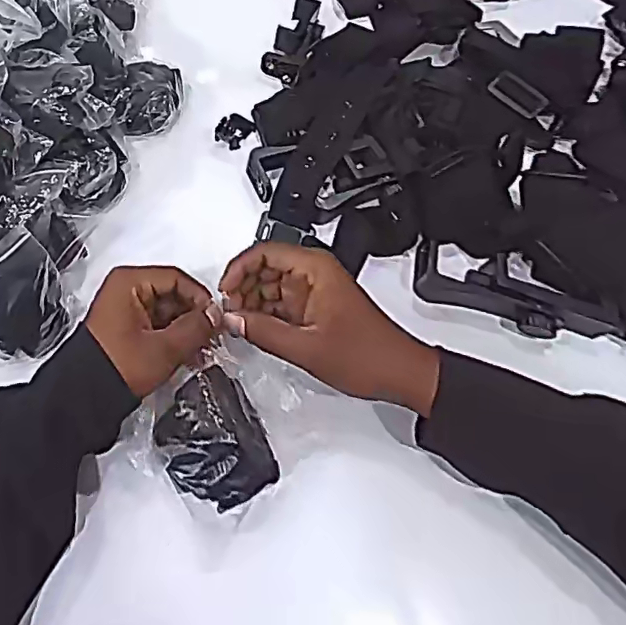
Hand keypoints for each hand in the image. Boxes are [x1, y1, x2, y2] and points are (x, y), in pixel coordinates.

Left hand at [85, 266, 219, 397]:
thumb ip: (195, 328)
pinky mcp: (125, 327)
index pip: (176, 278)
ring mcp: (124, 308)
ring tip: (199, 351)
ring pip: (166, 311)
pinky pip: (156, 324)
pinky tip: (185, 356)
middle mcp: (125, 289)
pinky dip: (172, 338)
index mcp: (128, 282)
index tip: (214, 317)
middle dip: (193, 318)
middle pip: (172, 294)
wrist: (83, 398)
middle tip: (210, 336)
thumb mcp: (163, 348)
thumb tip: (213, 315)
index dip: (200, 298)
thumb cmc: (111, 368)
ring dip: (185, 331)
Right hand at [220, 242, 439, 416]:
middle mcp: (315, 272)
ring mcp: (314, 289)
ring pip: (270, 284)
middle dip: (243, 285)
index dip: (239, 268)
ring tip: (239, 321)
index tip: (225, 288)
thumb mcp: (306, 347)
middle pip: (265, 265)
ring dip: (252, 300)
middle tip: (229, 309)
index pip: (265, 251)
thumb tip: (233, 320)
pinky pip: (280, 301)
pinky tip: (255, 328)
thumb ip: (264, 331)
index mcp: (315, 268)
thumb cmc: (370, 354)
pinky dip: (265, 312)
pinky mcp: (314, 306)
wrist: (400, 373)